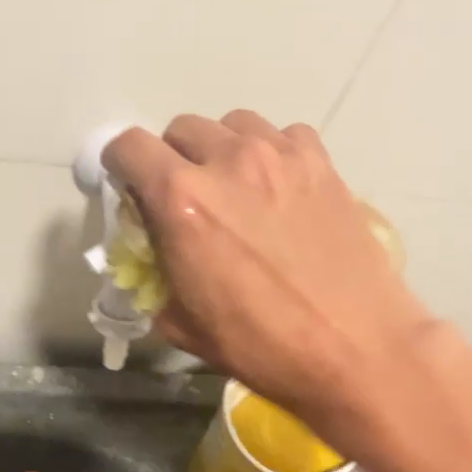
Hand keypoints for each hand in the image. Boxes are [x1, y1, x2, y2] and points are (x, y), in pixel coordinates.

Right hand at [104, 111, 444, 436]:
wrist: (351, 347)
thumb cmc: (259, 346)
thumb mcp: (181, 324)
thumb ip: (156, 274)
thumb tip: (154, 256)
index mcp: (182, 201)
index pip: (129, 147)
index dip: (120, 166)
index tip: (127, 188)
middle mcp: (228, 161)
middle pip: (180, 130)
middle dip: (171, 161)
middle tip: (183, 202)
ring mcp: (280, 155)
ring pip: (232, 125)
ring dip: (220, 151)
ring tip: (232, 192)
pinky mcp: (321, 162)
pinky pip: (281, 136)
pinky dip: (269, 155)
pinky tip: (276, 192)